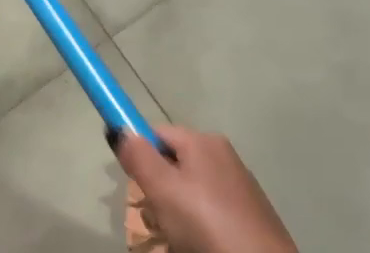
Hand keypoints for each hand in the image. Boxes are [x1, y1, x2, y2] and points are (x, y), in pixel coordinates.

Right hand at [114, 127, 296, 252]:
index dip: (138, 153)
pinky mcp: (250, 215)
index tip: (133, 183)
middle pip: (172, 162)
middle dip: (157, 189)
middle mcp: (222, 155)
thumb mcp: (162, 189)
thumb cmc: (207, 223)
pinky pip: (209, 209)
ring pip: (190, 190)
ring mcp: (238, 185)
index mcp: (202, 141)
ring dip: (175, 211)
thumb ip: (137, 155)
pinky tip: (197, 244)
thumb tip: (119, 127)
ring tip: (176, 237)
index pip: (155, 132)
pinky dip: (197, 224)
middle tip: (155, 217)